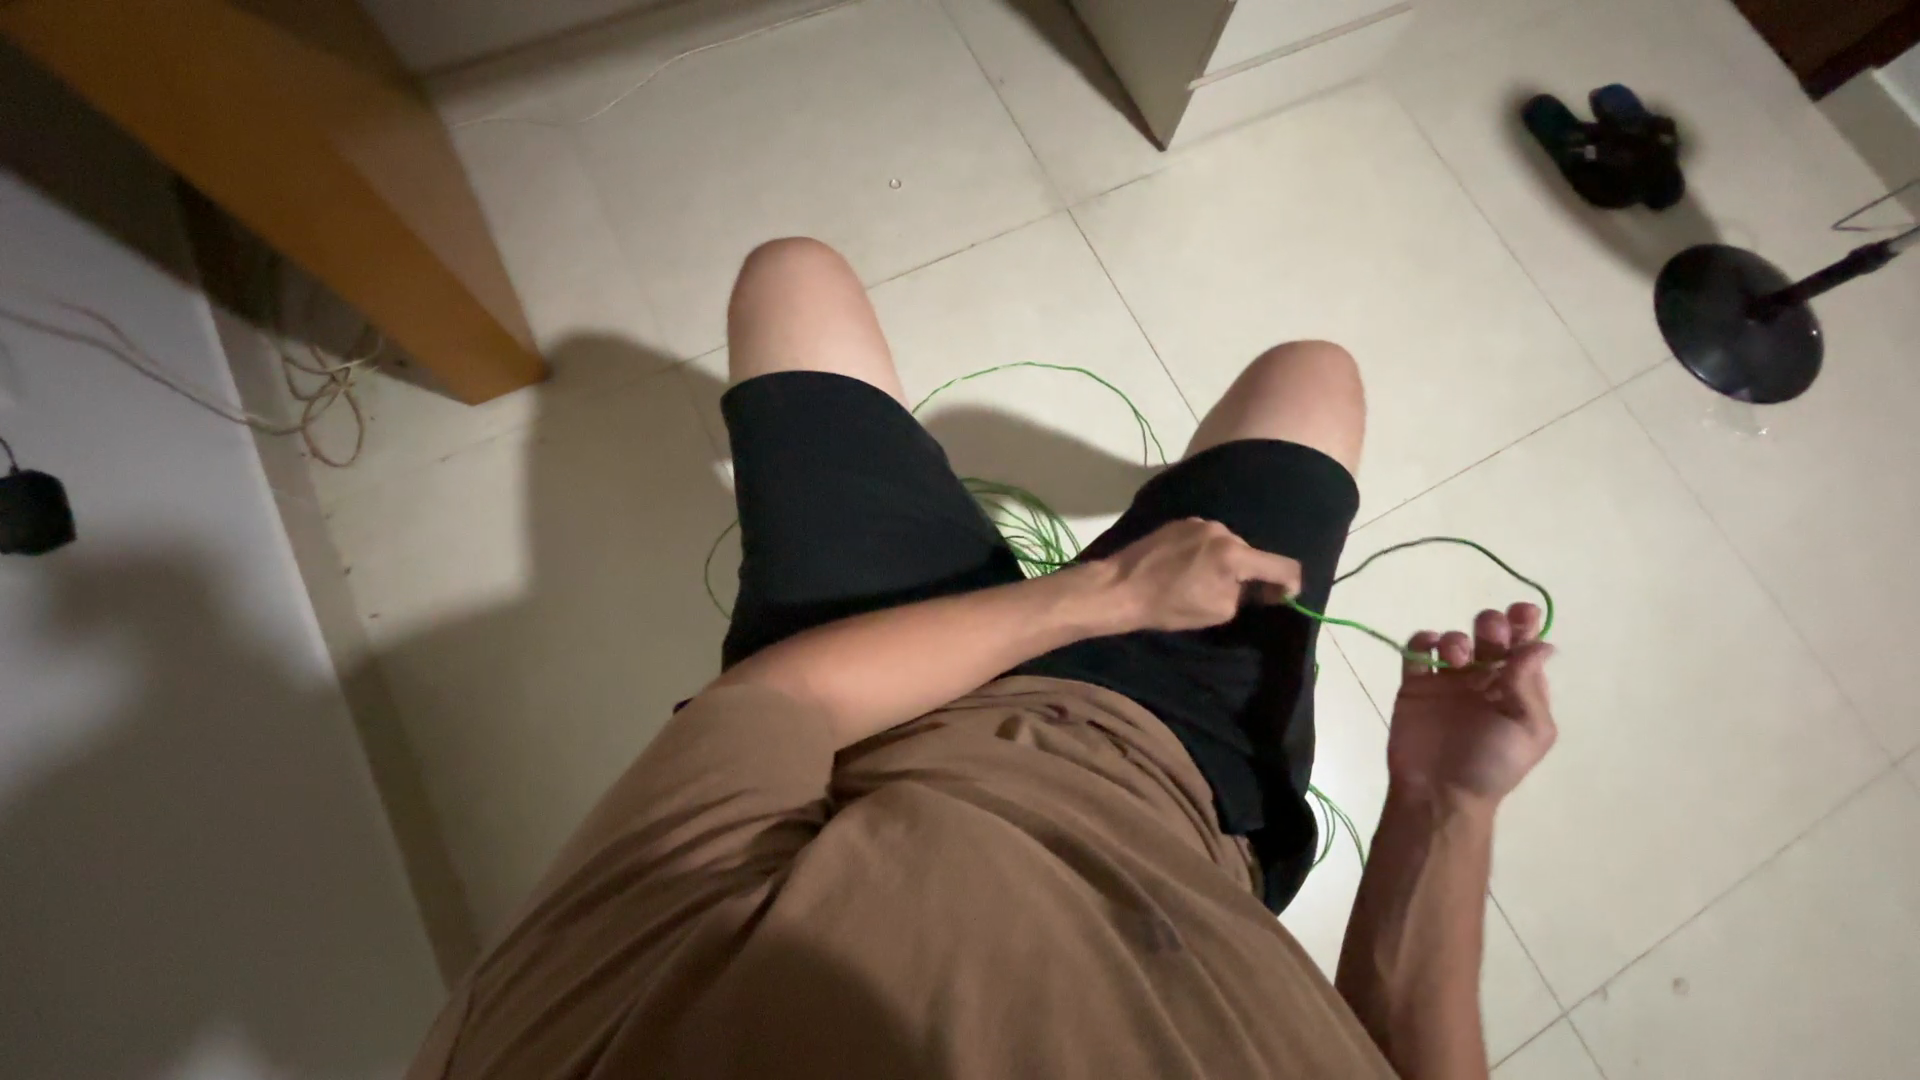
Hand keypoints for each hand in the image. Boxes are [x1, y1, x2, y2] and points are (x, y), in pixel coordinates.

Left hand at [1101, 518, 1301, 631]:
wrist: (1118, 587)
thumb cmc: (1168, 604)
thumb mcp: (1218, 610)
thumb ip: (1248, 596)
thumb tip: (1261, 588)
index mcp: (1234, 553)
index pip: (1283, 566)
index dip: (1289, 585)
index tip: (1281, 598)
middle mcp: (1220, 530)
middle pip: (1252, 554)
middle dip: (1251, 574)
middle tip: (1236, 595)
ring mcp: (1197, 522)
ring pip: (1228, 545)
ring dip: (1226, 562)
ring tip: (1204, 582)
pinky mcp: (1178, 522)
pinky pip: (1206, 538)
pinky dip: (1206, 553)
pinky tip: (1187, 569)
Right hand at [1388, 603, 1555, 808]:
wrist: (1440, 789)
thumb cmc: (1492, 763)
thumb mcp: (1528, 729)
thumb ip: (1528, 685)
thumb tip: (1541, 644)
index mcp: (1516, 689)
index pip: (1524, 647)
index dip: (1525, 625)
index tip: (1522, 612)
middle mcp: (1483, 680)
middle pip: (1488, 636)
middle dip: (1492, 625)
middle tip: (1491, 633)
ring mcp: (1446, 681)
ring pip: (1453, 640)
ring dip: (1458, 639)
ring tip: (1458, 660)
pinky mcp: (1414, 685)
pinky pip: (1416, 652)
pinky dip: (1421, 642)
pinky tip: (1429, 652)